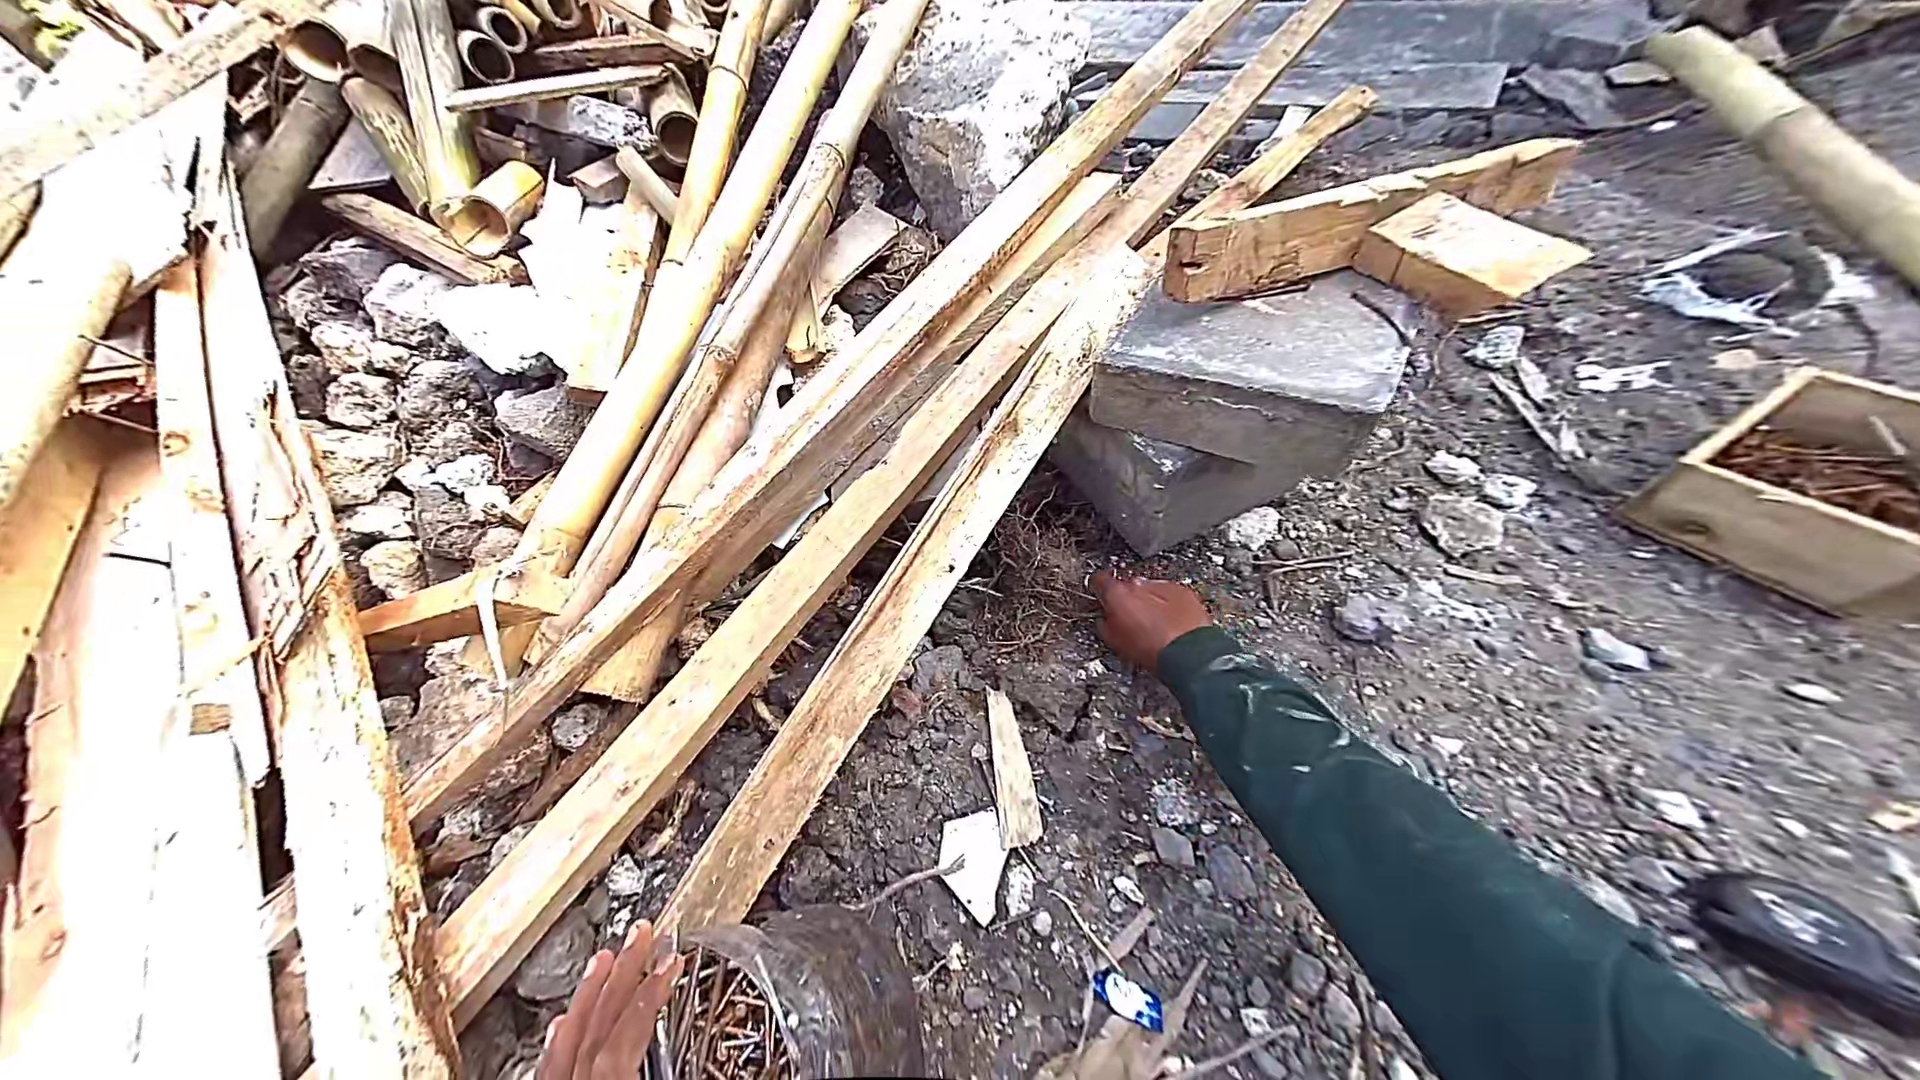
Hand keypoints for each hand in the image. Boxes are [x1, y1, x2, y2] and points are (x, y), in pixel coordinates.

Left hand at [538, 920, 683, 1079]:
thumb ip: (675, 1066)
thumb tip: (706, 1053)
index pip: (625, 1037)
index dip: (650, 994)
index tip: (671, 959)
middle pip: (594, 1028)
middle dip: (621, 975)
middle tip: (640, 933)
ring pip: (566, 1043)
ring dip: (588, 995)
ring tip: (603, 957)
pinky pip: (546, 1069)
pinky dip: (558, 1038)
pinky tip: (563, 1021)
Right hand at [1092, 572, 1211, 671]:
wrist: (1189, 653)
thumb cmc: (1153, 649)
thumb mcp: (1115, 641)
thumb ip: (1105, 623)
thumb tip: (1105, 621)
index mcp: (1117, 593)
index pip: (1099, 580)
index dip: (1099, 590)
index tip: (1102, 598)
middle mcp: (1139, 584)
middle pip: (1126, 585)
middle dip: (1126, 599)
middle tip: (1128, 619)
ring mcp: (1162, 586)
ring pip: (1148, 588)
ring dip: (1147, 601)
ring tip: (1151, 624)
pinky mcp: (1183, 592)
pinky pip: (1169, 593)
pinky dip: (1167, 603)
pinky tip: (1168, 622)